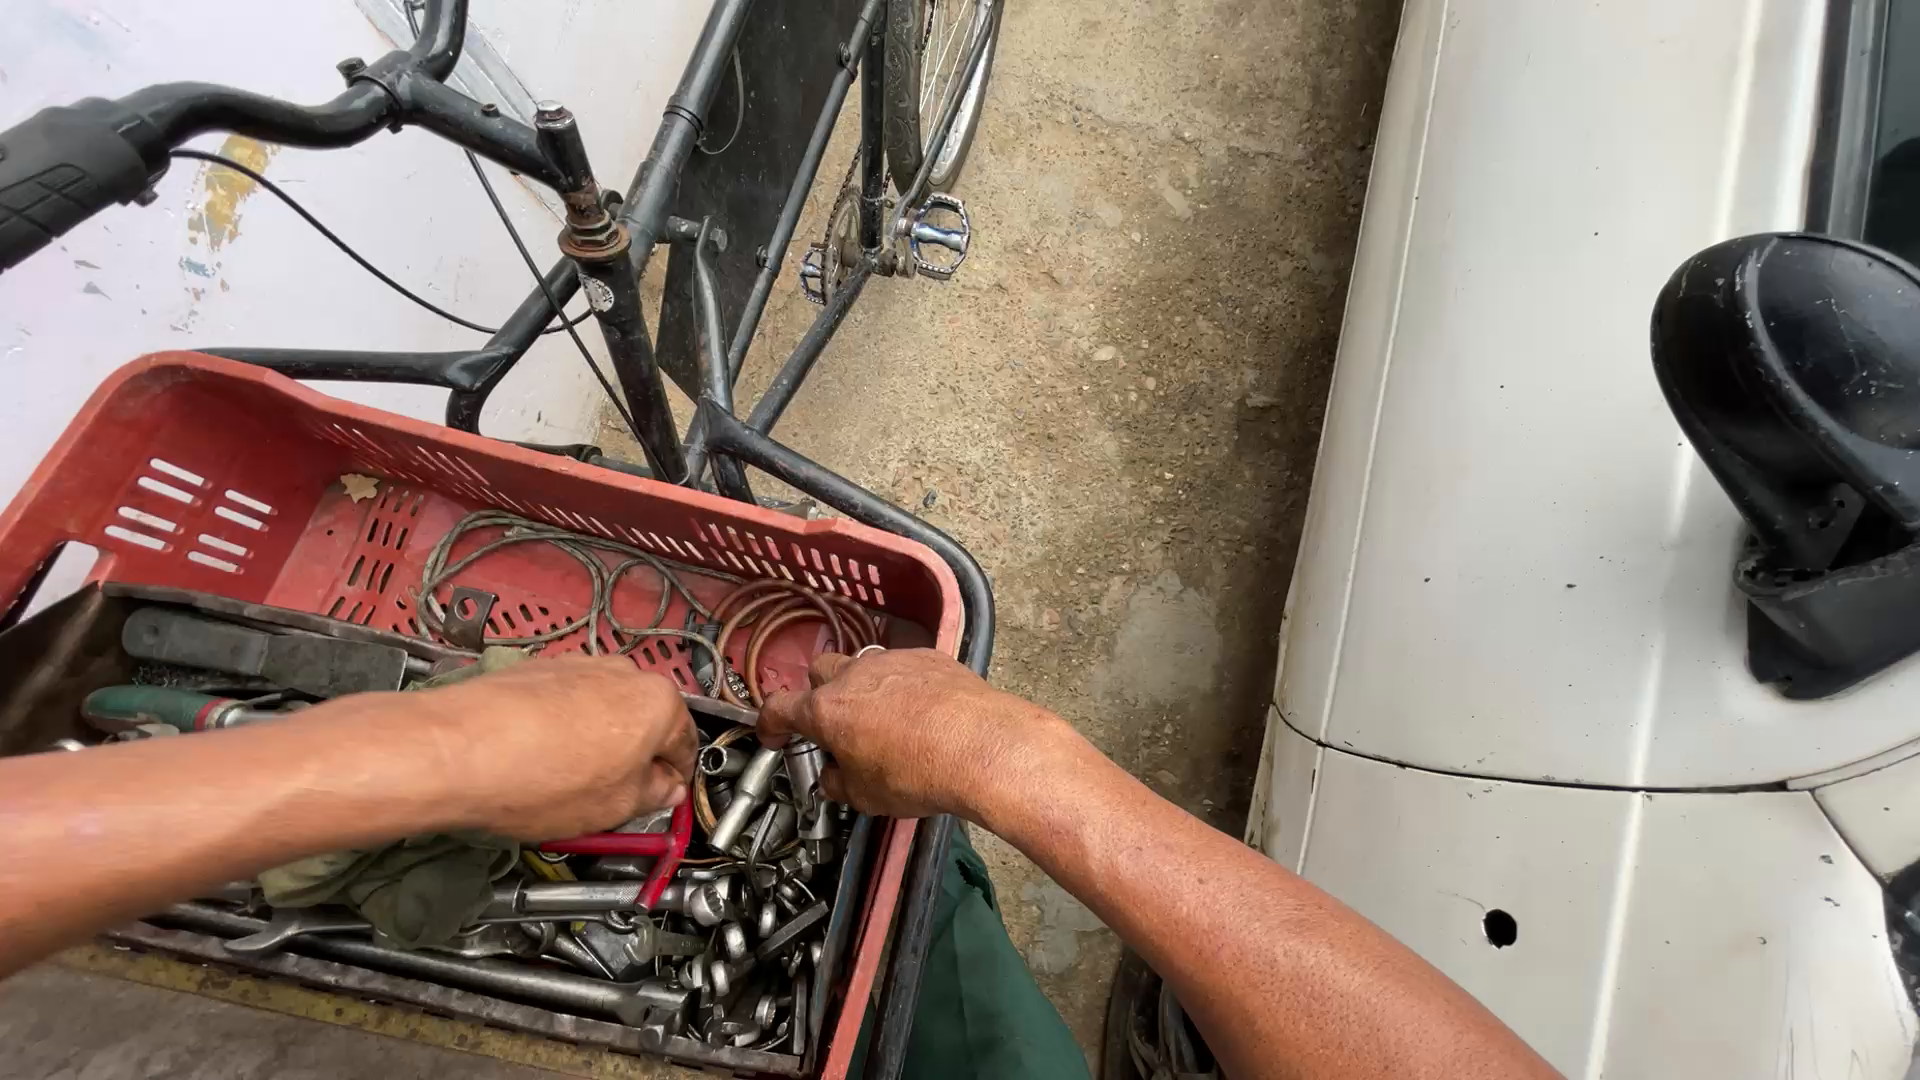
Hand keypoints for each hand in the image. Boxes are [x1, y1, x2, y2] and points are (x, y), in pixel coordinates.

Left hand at [411, 656, 696, 840]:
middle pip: (646, 721)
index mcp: (660, 703)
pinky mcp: (539, 668)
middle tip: (612, 794)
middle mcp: (627, 673)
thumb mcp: (615, 808)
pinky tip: (536, 758)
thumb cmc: (540, 778)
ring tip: (565, 779)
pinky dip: (562, 726)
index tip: (663, 796)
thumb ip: (654, 795)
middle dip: (635, 755)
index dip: (676, 778)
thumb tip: (664, 789)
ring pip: (606, 709)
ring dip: (598, 739)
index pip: (687, 745)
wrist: (453, 750)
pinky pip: (567, 701)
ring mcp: (581, 665)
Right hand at [759, 648, 1074, 820]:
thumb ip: (838, 782)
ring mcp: (892, 660)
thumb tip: (833, 776)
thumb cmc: (917, 773)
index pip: (779, 707)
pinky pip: (903, 665)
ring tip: (884, 719)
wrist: (980, 745)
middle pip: (820, 671)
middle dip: (820, 694)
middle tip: (837, 724)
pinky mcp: (928, 656)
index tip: (774, 734)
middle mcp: (854, 675)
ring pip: (863, 665)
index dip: (770, 722)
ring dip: (863, 687)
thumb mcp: (865, 796)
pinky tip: (921, 709)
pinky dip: (902, 683)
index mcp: (827, 710)